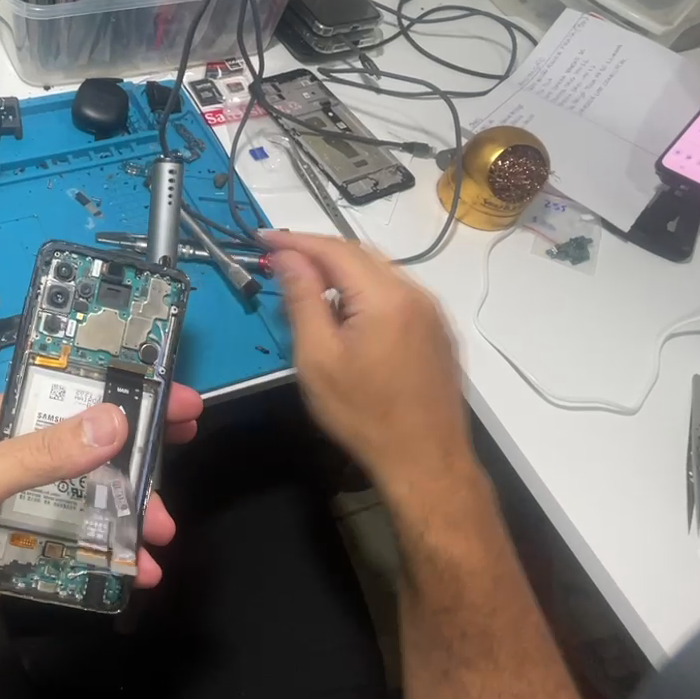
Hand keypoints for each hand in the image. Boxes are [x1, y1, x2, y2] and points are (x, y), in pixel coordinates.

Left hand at [0, 385, 203, 651]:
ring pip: (98, 497)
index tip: (173, 392)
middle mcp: (26, 458)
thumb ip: (39, 454)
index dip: (123, 387)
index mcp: (6, 424)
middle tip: (188, 442)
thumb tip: (114, 422)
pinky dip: (117, 555)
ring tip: (162, 534)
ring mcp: (33, 504)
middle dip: (142, 448)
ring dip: (135, 510)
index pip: (72, 392)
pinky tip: (140, 572)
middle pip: (96, 443)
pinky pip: (87, 545)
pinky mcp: (36, 548)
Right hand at [262, 231, 474, 509]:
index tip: (262, 237)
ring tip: (305, 286)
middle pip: (359, 254)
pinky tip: (345, 312)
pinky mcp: (437, 330)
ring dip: (340, 272)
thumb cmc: (363, 414)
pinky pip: (395, 293)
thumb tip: (289, 257)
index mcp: (385, 296)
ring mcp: (432, 311)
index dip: (295, 240)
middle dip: (316, 252)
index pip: (333, 250)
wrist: (426, 461)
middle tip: (278, 259)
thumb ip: (303, 300)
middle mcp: (415, 292)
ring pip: (378, 272)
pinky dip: (363, 290)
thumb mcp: (317, 358)